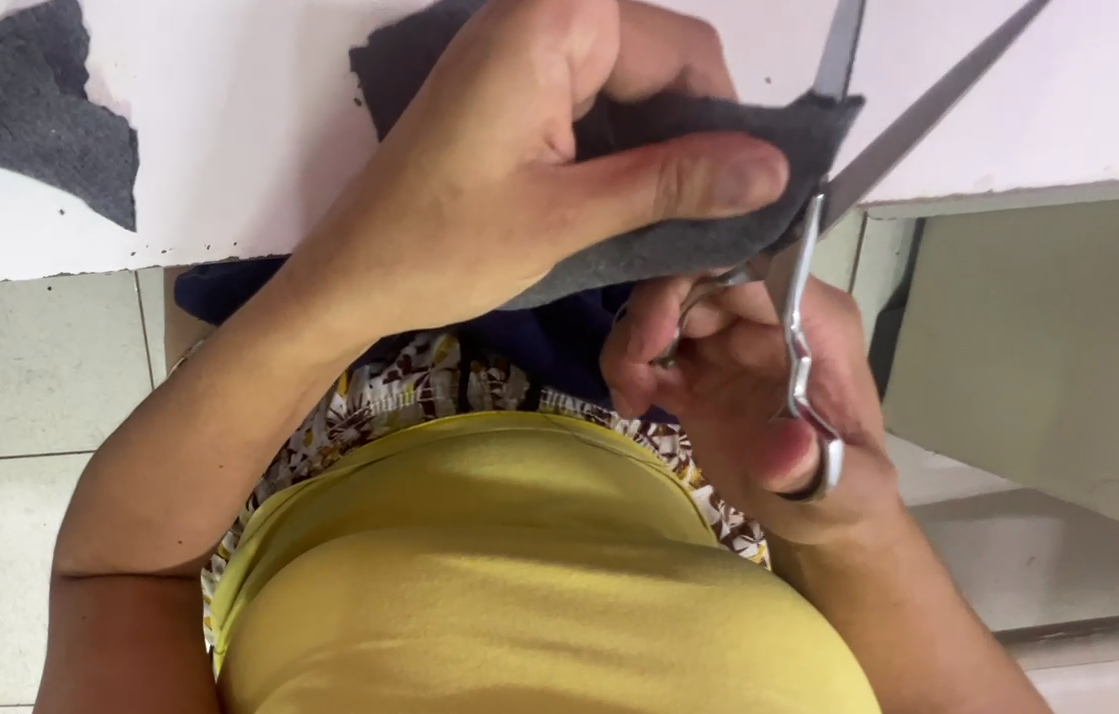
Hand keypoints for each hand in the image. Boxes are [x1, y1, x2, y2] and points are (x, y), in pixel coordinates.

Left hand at [275, 0, 791, 345]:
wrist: (346, 282)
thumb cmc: (440, 250)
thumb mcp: (564, 218)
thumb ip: (669, 183)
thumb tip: (772, 170)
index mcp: (555, 20)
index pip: (683, 50)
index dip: (720, 124)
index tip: (738, 195)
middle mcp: (532, 16)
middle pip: (649, 65)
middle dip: (676, 141)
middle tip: (694, 222)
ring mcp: (504, 56)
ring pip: (612, 92)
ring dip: (637, 154)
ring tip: (650, 225)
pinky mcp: (488, 95)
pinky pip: (570, 109)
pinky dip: (595, 155)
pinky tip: (605, 207)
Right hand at [600, 275, 901, 545]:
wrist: (810, 508)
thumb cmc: (838, 493)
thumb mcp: (839, 491)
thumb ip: (812, 469)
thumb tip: (784, 448)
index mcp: (814, 324)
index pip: (747, 272)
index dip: (690, 292)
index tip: (651, 346)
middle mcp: (769, 318)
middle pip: (694, 281)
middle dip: (648, 322)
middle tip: (630, 380)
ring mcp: (729, 340)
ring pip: (662, 309)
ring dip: (630, 349)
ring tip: (632, 399)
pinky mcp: (696, 366)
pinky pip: (649, 345)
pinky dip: (627, 369)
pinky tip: (635, 406)